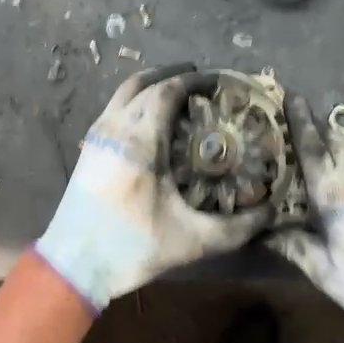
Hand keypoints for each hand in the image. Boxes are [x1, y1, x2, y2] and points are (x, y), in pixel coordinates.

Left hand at [36, 65, 270, 310]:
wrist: (73, 265)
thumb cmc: (132, 247)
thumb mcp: (191, 240)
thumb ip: (235, 228)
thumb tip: (270, 213)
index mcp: (141, 141)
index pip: (168, 91)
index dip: (194, 81)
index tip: (218, 82)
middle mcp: (116, 127)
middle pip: (146, 83)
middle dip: (176, 77)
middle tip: (204, 85)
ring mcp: (98, 134)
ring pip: (126, 91)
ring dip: (153, 83)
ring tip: (180, 93)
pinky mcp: (88, 146)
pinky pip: (115, 106)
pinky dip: (136, 99)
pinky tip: (153, 119)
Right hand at [267, 96, 343, 342]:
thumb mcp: (323, 271)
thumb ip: (294, 246)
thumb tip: (264, 231)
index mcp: (334, 191)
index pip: (311, 145)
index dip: (299, 119)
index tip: (292, 95)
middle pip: (337, 139)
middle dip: (322, 129)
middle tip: (308, 127)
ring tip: (336, 174)